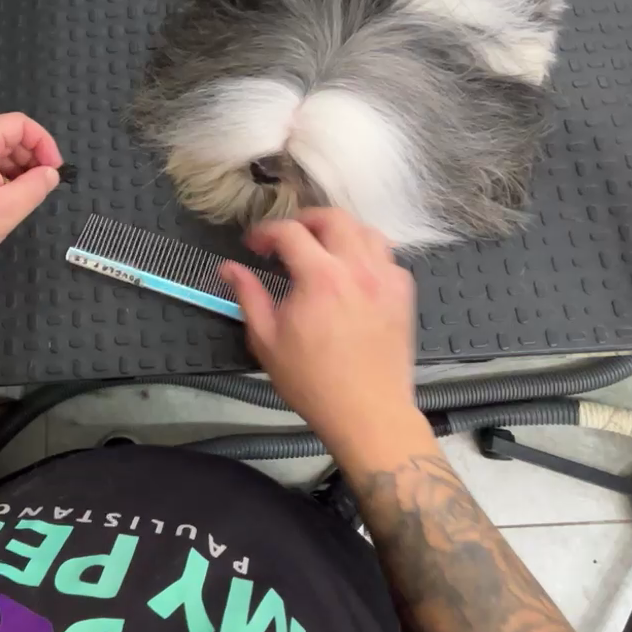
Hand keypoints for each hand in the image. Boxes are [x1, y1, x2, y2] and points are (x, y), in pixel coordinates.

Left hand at [0, 112, 62, 287]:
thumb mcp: (5, 210)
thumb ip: (35, 187)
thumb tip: (51, 173)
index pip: (19, 123)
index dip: (44, 143)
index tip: (55, 172)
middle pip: (4, 137)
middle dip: (30, 159)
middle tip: (40, 190)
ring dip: (13, 173)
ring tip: (19, 203)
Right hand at [221, 208, 424, 462]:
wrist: (368, 413)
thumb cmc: (312, 381)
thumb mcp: (266, 340)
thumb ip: (248, 296)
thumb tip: (229, 268)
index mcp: (320, 277)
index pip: (289, 232)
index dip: (265, 232)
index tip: (254, 246)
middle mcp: (357, 268)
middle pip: (333, 217)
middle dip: (304, 220)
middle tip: (287, 239)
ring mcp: (386, 279)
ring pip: (366, 230)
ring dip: (339, 231)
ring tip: (322, 249)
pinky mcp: (403, 294)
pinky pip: (387, 256)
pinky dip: (368, 253)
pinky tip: (353, 272)